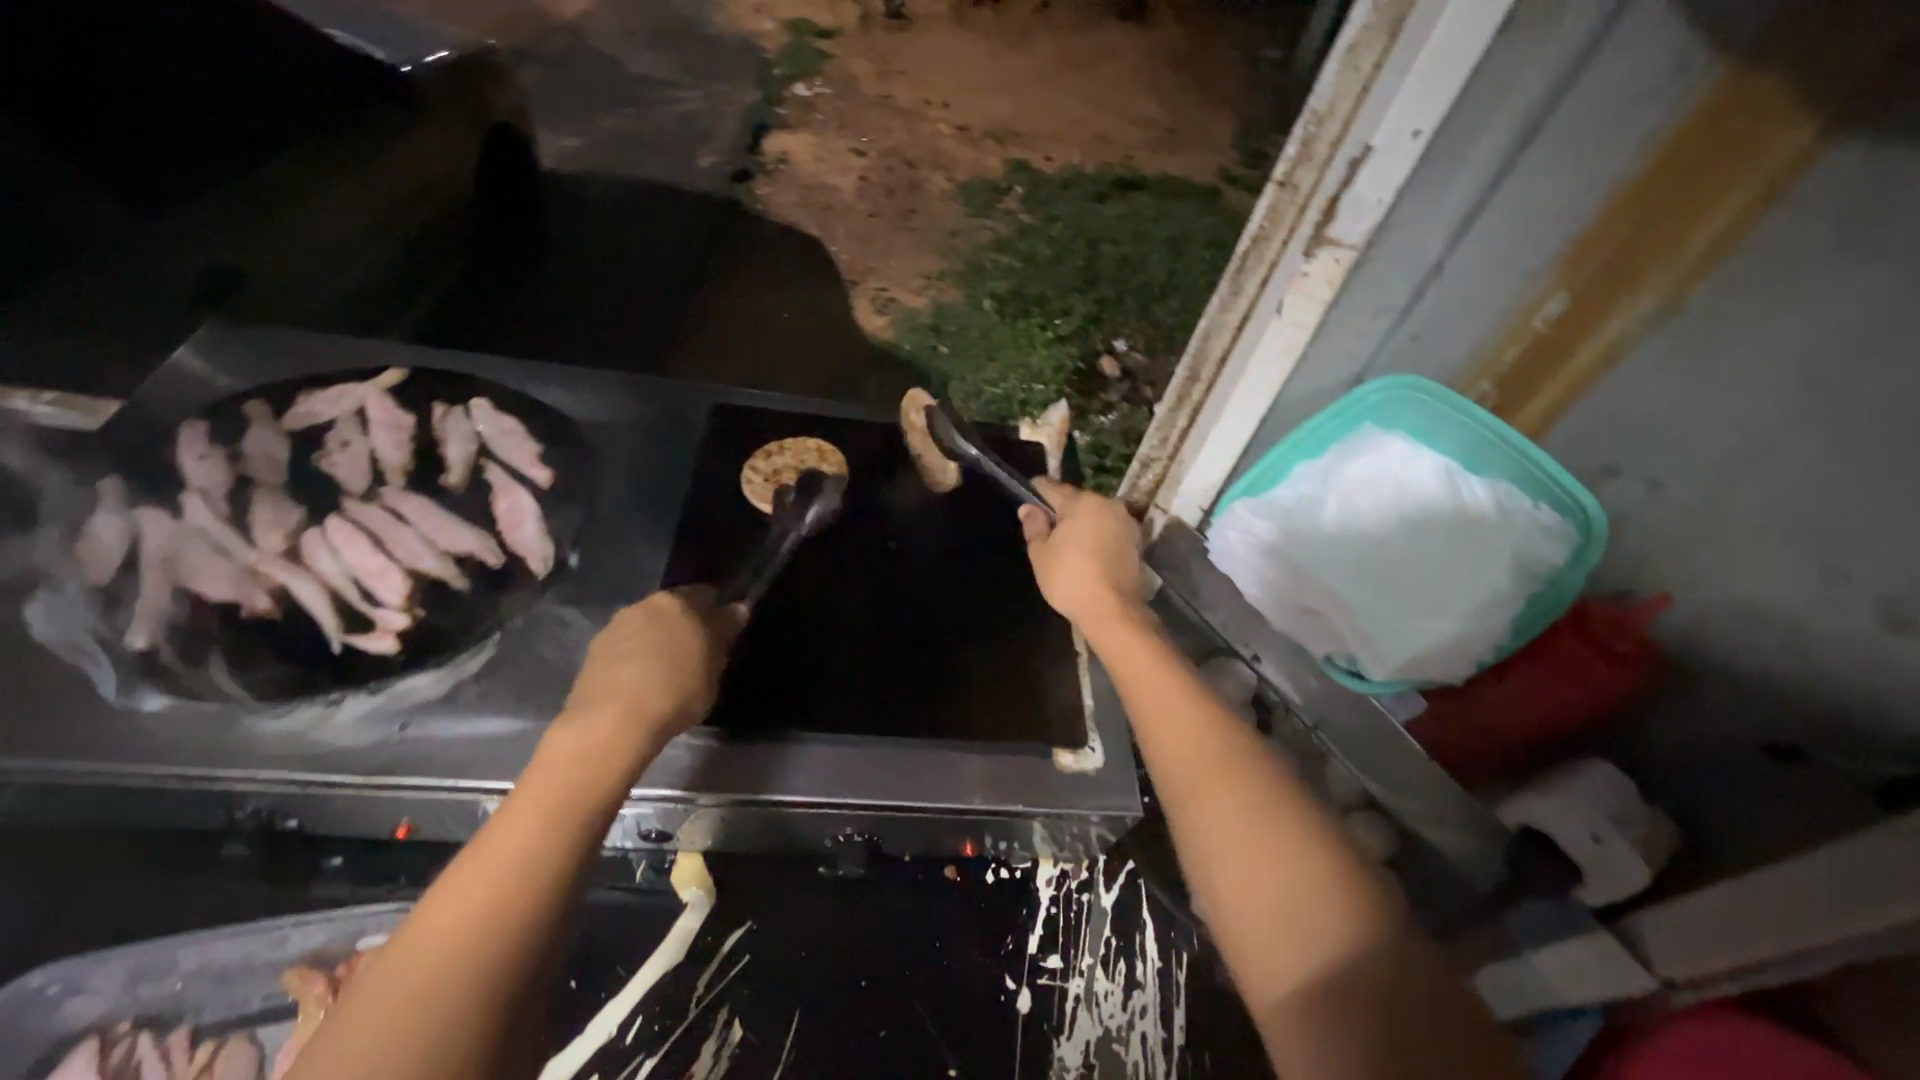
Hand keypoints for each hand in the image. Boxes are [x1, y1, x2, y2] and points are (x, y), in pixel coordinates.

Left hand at [559, 586, 747, 757]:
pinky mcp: (597, 644)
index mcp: (684, 603)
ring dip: (659, 634)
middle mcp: (651, 603)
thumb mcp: (713, 672)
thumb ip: (723, 637)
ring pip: (649, 620)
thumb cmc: (676, 695)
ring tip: (664, 664)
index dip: (721, 612)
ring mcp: (620, 622)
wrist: (612, 721)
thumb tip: (736, 611)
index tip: (726, 632)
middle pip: (677, 604)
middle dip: (688, 619)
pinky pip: (627, 640)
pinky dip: (635, 650)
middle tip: (696, 648)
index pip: (711, 596)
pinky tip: (638, 675)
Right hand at [1019, 477, 1145, 628]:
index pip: (1053, 487)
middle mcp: (1107, 504)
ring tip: (1069, 542)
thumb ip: (1034, 526)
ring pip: (1097, 514)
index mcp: (1081, 502)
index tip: (1028, 492)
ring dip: (1083, 522)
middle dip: (1062, 509)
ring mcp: (1126, 521)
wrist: (1112, 609)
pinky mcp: (1136, 540)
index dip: (1037, 490)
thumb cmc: (1069, 579)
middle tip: (1048, 526)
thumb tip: (1028, 508)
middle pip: (1078, 500)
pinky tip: (1090, 552)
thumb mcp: (1041, 554)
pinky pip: (1110, 530)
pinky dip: (1099, 535)